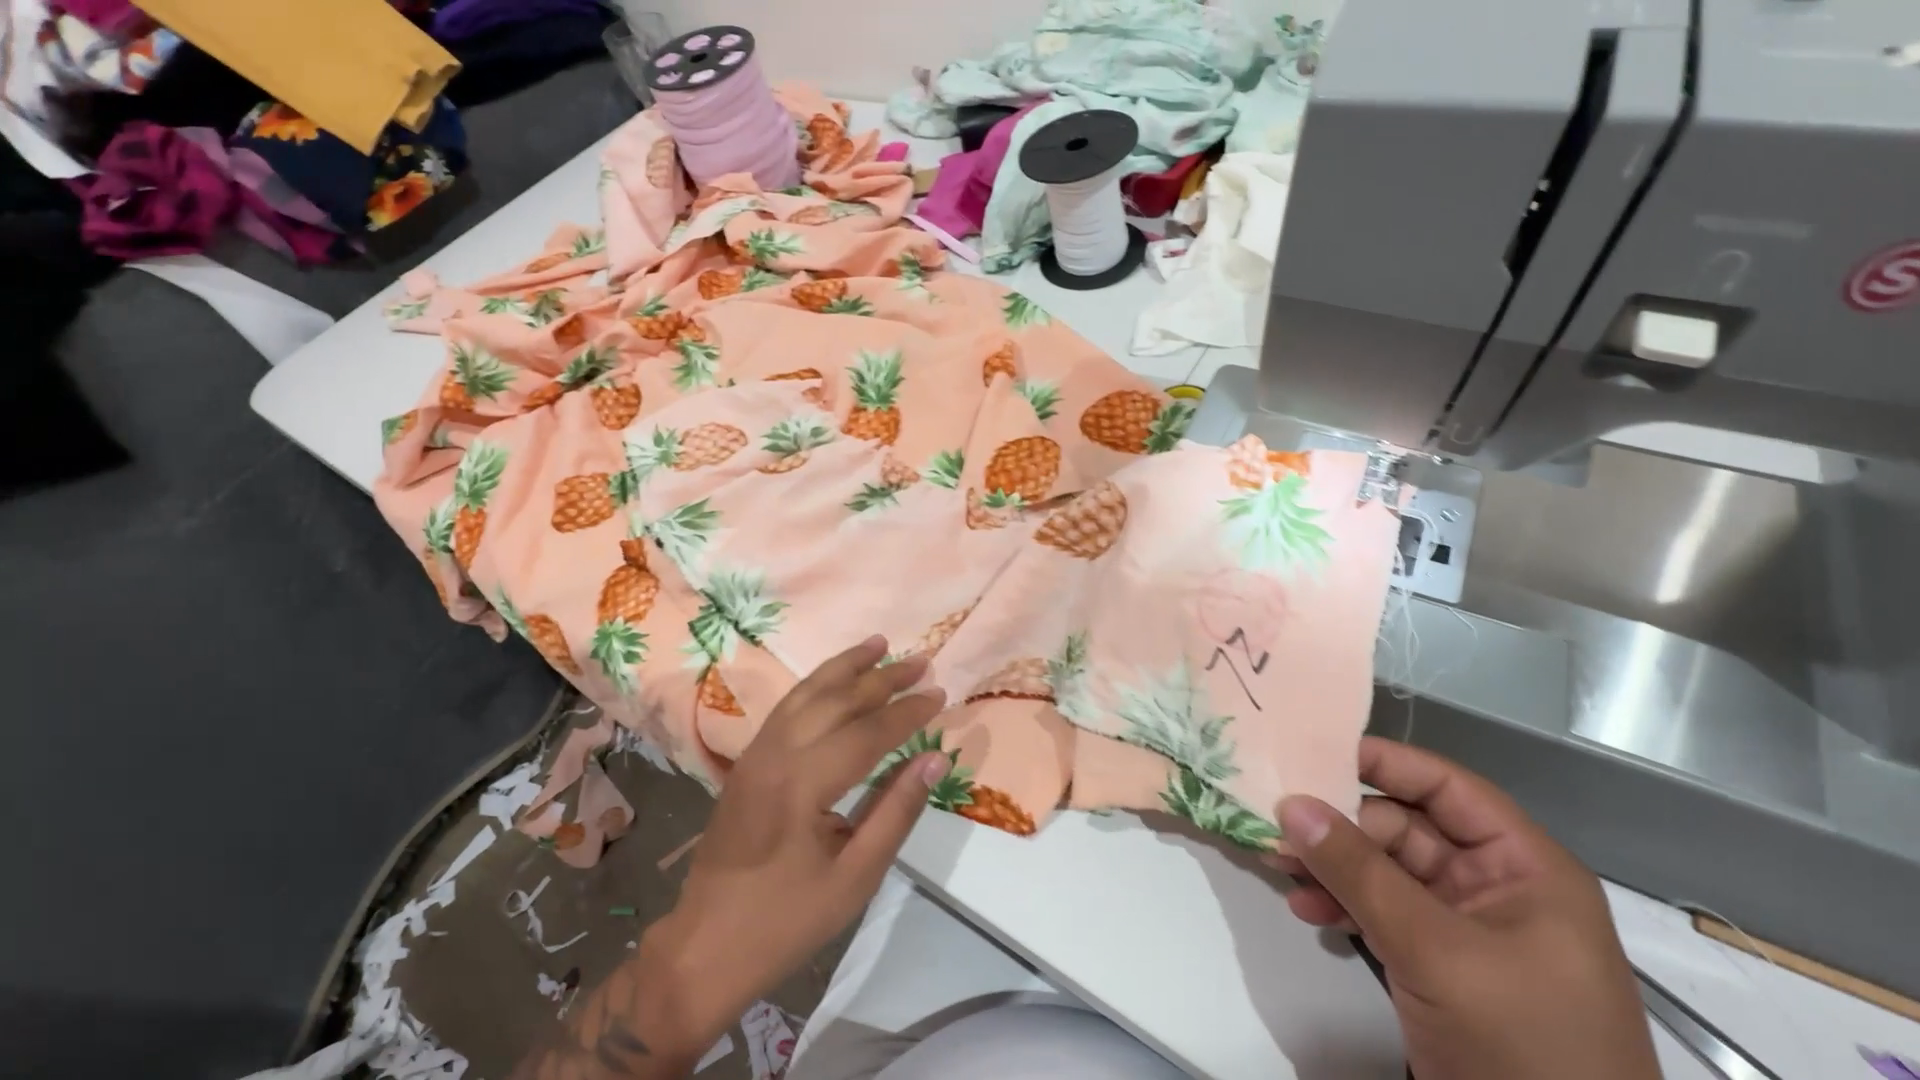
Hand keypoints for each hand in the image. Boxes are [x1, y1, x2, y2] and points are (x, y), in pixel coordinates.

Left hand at [513, 637, 947, 1079]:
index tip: (941, 694)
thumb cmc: (787, 919)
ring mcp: (755, 756)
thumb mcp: (855, 876)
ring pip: (805, 695)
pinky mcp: (747, 764)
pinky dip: (815, 685)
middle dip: (881, 678)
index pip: (866, 733)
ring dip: (845, 668)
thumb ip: (896, 812)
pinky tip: (834, 679)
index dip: (907, 713)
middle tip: (921, 660)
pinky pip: (786, 709)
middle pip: (835, 701)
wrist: (707, 944)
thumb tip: (934, 758)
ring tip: (880, 644)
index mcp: (801, 785)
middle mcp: (774, 756)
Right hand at [1272, 737, 1659, 1079]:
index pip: (1447, 788)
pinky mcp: (1440, 970)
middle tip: (1276, 828)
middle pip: (1407, 829)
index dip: (1384, 763)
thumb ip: (1360, 873)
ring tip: (1278, 870)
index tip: (1313, 751)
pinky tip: (1308, 912)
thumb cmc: (1521, 1045)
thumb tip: (1291, 804)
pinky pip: (1383, 915)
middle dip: (1342, 827)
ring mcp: (1467, 932)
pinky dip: (1344, 908)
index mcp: (1525, 867)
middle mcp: (1497, 888)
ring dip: (1334, 869)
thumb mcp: (1436, 951)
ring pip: (1387, 873)